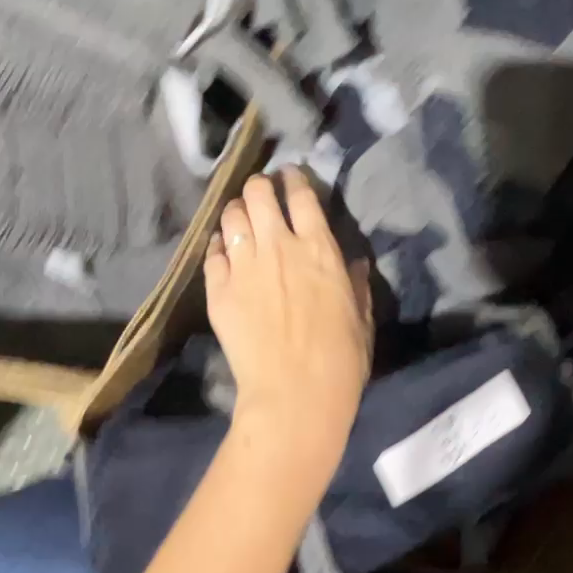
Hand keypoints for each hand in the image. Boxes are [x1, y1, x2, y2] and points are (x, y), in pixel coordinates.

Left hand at [205, 169, 373, 466]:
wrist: (294, 395)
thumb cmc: (341, 360)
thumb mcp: (362, 318)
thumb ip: (357, 284)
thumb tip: (355, 263)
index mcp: (319, 248)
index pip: (302, 194)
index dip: (294, 178)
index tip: (290, 176)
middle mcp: (279, 246)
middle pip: (258, 193)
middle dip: (259, 187)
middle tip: (261, 194)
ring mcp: (244, 266)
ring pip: (231, 215)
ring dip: (236, 210)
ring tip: (239, 217)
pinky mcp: (218, 290)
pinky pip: (211, 252)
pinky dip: (217, 244)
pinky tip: (222, 249)